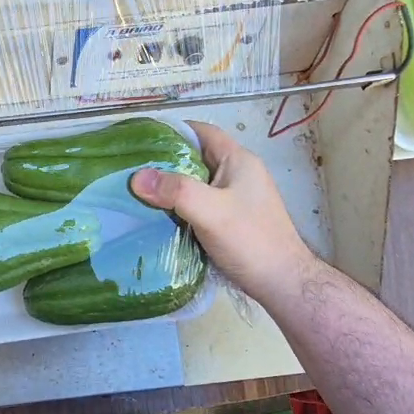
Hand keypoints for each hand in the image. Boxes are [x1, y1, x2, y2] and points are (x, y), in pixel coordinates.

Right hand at [131, 121, 318, 304]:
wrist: (281, 282)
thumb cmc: (250, 240)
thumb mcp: (210, 211)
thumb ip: (175, 191)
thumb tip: (136, 177)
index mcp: (238, 161)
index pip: (203, 131)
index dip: (173, 130)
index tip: (141, 139)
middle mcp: (238, 174)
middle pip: (196, 157)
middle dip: (165, 161)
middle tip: (132, 169)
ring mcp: (236, 199)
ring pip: (196, 183)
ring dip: (170, 187)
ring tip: (138, 193)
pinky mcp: (231, 220)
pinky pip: (199, 205)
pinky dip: (179, 207)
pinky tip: (158, 217)